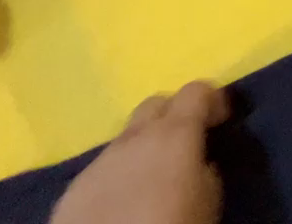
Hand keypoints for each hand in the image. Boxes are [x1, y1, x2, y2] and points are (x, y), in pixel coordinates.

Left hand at [52, 81, 228, 223]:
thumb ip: (206, 164)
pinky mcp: (72, 191)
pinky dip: (118, 175)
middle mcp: (134, 138)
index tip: (219, 122)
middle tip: (184, 144)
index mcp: (175, 132)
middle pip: (155, 104)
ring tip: (150, 179)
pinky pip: (103, 169)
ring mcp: (99, 162)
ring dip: (143, 148)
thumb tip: (197, 158)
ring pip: (126, 139)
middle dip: (173, 115)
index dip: (212, 100)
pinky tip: (121, 202)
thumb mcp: (210, 196)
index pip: (196, 89)